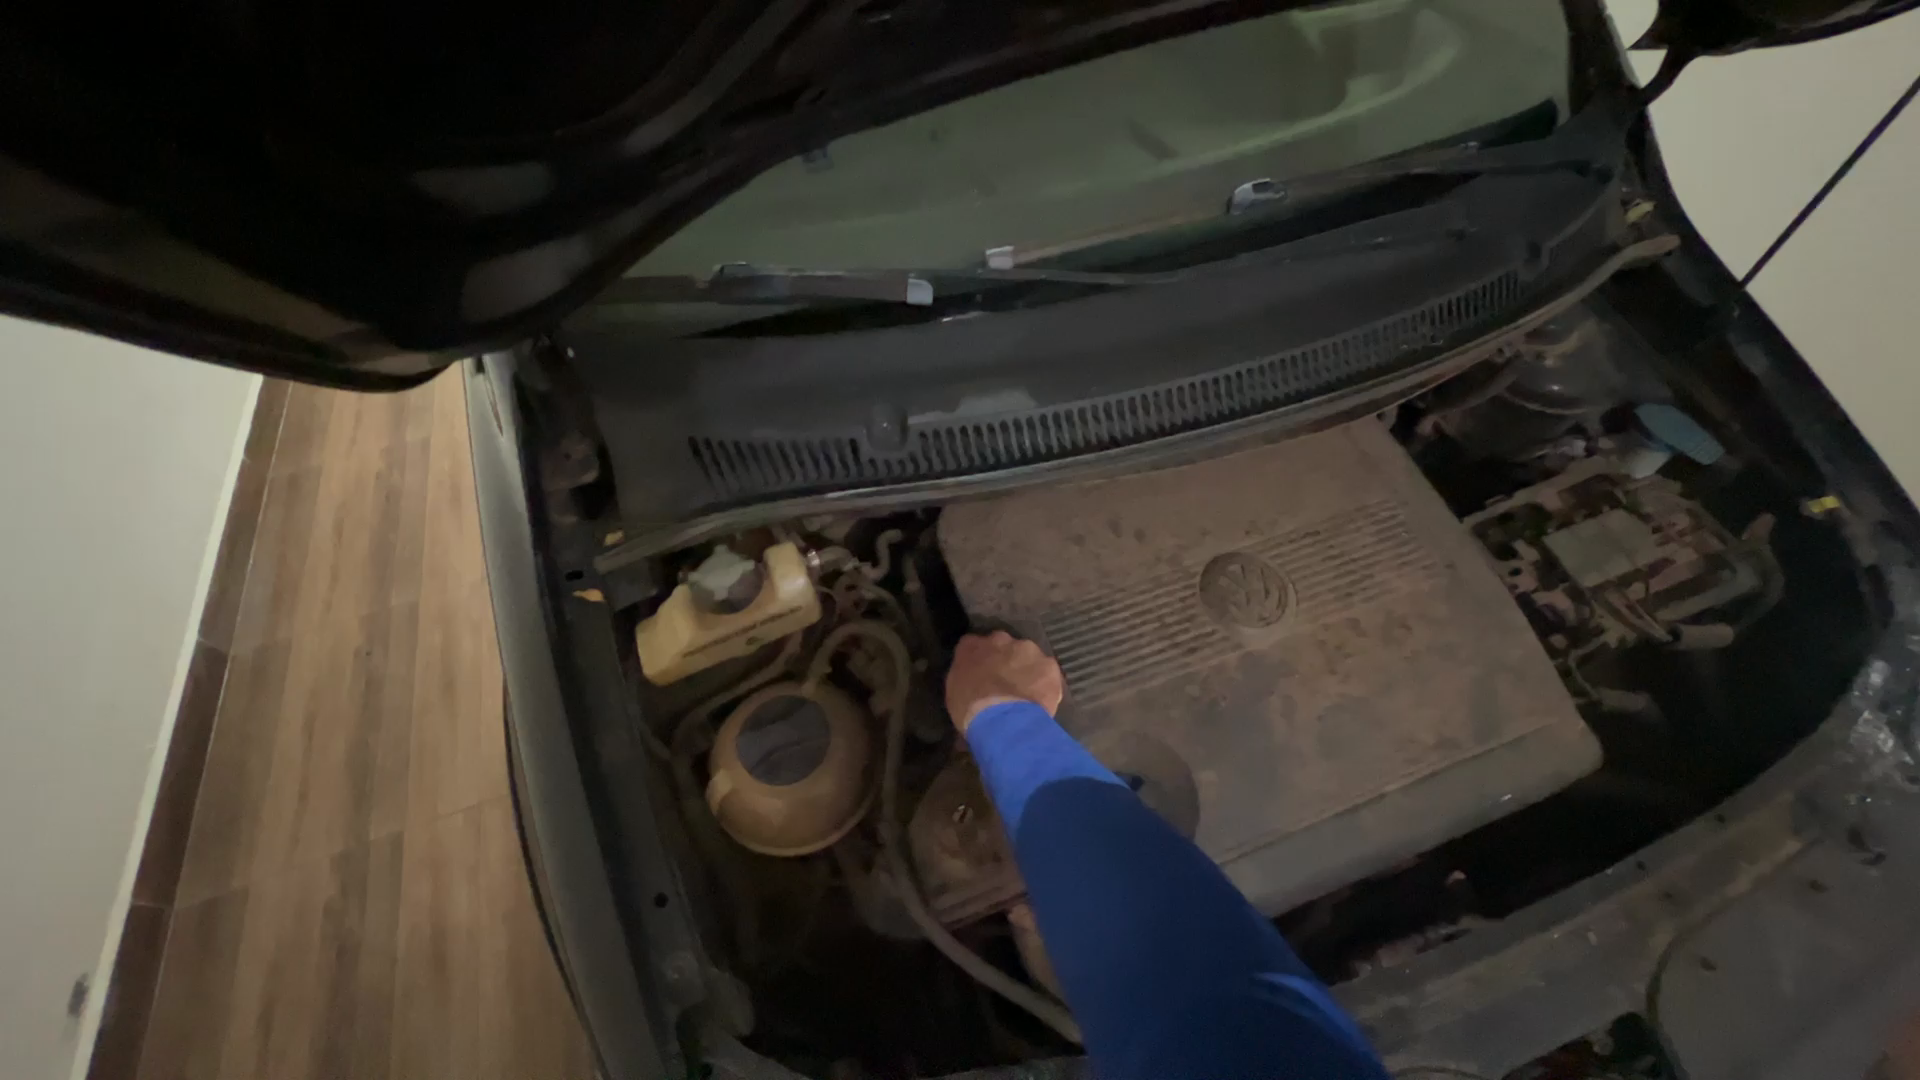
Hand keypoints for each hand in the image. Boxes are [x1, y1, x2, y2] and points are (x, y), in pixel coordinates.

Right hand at [945, 630, 1064, 734]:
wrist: (1002, 720)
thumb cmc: (969, 709)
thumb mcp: (954, 690)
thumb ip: (964, 675)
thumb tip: (972, 677)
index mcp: (972, 645)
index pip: (974, 645)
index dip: (981, 660)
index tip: (983, 674)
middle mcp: (1000, 639)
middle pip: (1004, 646)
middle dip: (1006, 660)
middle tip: (1006, 682)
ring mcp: (1027, 650)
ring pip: (1028, 657)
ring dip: (1027, 669)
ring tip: (1025, 693)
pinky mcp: (1049, 665)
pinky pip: (1047, 674)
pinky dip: (1045, 684)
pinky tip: (1040, 700)